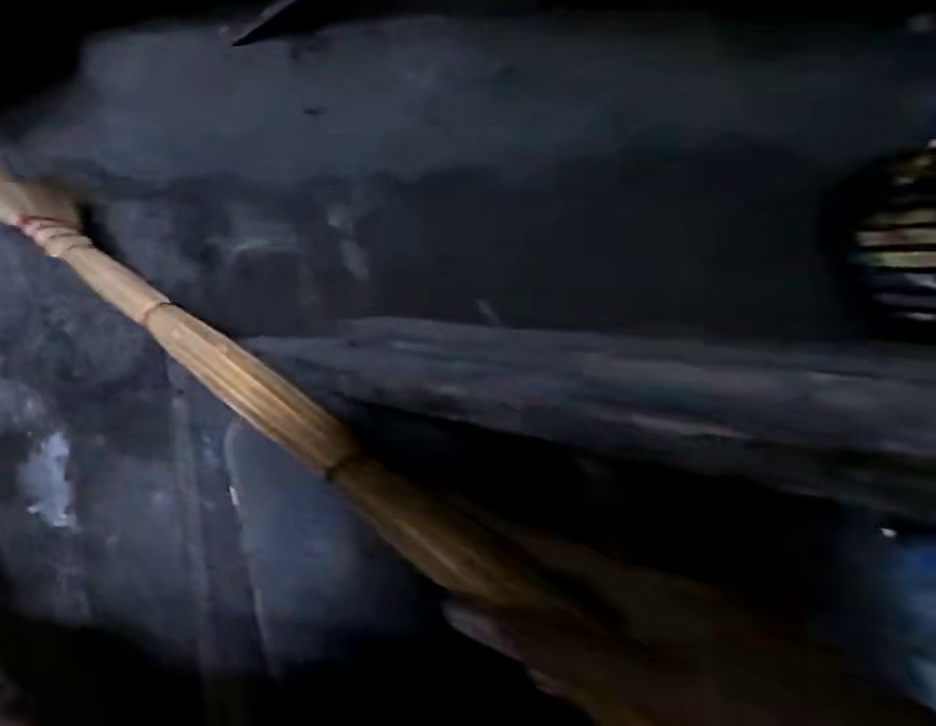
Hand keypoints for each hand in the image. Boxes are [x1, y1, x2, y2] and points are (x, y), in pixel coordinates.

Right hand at [443, 531, 932, 725]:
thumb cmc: (764, 709)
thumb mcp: (657, 684)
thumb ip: (560, 650)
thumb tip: (453, 607)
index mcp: (639, 581)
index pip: (537, 538)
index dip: (481, 514)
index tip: (429, 490)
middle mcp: (662, 588)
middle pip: (566, 573)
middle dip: (515, 579)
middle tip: (471, 591)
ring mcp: (698, 622)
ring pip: (604, 613)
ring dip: (561, 629)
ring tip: (533, 665)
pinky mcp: (726, 656)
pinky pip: (640, 644)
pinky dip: (607, 658)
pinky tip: (604, 694)